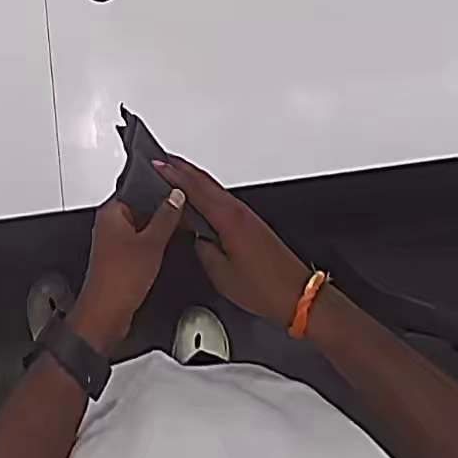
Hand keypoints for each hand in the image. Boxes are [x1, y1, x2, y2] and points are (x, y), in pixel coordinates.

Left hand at [70, 191, 184, 353]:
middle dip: (159, 214)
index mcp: (111, 211)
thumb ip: (166, 217)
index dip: (157, 192)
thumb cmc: (119, 278)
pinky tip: (160, 253)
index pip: (136, 190)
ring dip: (155, 232)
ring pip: (140, 227)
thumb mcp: (152, 243)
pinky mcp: (118, 257)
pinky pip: (138, 243)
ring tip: (171, 237)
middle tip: (178, 219)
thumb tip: (175, 197)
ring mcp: (113, 241)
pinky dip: (150, 246)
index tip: (176, 196)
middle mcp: (109, 223)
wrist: (107, 313)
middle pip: (139, 208)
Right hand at [154, 156, 311, 330]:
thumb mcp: (221, 274)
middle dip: (181, 168)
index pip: (193, 187)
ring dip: (193, 176)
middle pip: (204, 180)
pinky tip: (201, 196)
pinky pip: (222, 196)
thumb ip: (202, 249)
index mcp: (227, 218)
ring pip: (214, 186)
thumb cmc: (266, 288)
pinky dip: (206, 188)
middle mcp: (237, 210)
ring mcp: (246, 214)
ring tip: (177, 173)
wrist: (300, 296)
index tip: (157, 164)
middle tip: (163, 160)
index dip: (173, 174)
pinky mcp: (251, 222)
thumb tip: (195, 237)